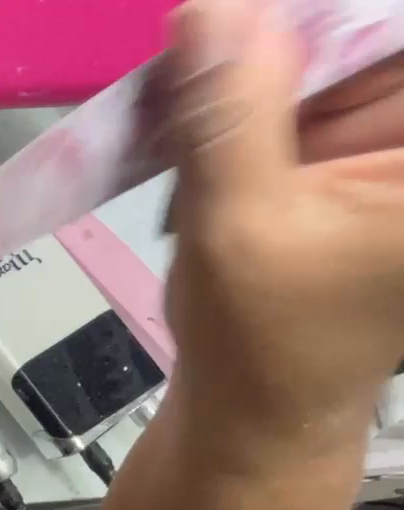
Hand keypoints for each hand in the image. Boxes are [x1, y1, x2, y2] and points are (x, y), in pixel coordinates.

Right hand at [157, 0, 403, 459]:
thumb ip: (228, 117)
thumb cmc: (261, 336)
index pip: (394, 32)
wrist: (257, 402)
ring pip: (343, 61)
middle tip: (197, 65)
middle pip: (375, 38)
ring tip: (195, 124)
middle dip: (284, 46)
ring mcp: (400, 144)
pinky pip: (320, 94)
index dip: (321, 18)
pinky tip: (213, 139)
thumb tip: (210, 9)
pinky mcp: (374, 150)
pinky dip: (258, 105)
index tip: (232, 24)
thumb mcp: (236, 224)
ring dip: (260, 80)